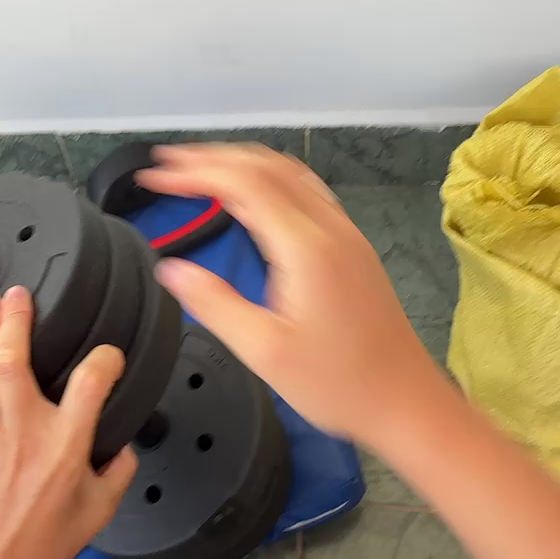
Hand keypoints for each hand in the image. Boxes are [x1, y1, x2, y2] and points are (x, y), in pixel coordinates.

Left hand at [0, 285, 139, 558]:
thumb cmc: (44, 546)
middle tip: (22, 294)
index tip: (109, 356)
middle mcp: (22, 431)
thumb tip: (123, 440)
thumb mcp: (100, 511)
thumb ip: (118, 469)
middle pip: (11, 360)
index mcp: (65, 447)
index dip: (105, 359)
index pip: (90, 383)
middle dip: (16, 318)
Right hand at [137, 144, 452, 441]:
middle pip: (266, 166)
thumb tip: (169, 269)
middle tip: (166, 162)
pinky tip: (250, 193)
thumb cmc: (336, 383)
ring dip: (241, 162)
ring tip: (198, 168)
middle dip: (212, 157)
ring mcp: (345, 232)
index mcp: (305, 246)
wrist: (405, 400)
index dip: (195, 171)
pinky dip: (267, 177)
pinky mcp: (351, 245)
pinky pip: (304, 190)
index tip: (154, 176)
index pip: (243, 183)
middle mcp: (328, 227)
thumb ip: (214, 304)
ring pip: (288, 172)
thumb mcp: (264, 351)